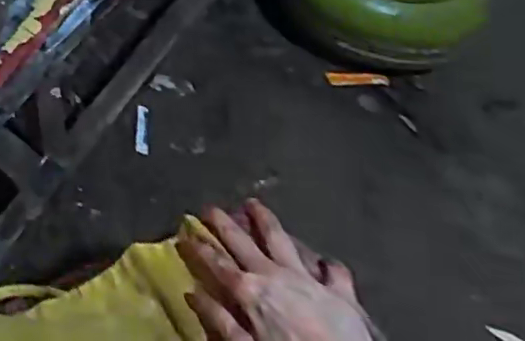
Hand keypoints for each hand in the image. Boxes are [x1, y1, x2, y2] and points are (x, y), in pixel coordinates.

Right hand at [181, 199, 372, 340]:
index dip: (198, 248)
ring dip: (265, 220)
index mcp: (250, 291)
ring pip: (281, 239)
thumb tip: (191, 293)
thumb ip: (220, 321)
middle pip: (243, 242)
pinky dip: (327, 264)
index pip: (217, 263)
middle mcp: (274, 274)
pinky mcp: (340, 292)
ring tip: (253, 203)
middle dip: (223, 222)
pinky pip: (332, 271)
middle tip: (209, 206)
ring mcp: (308, 279)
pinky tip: (324, 262)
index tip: (183, 234)